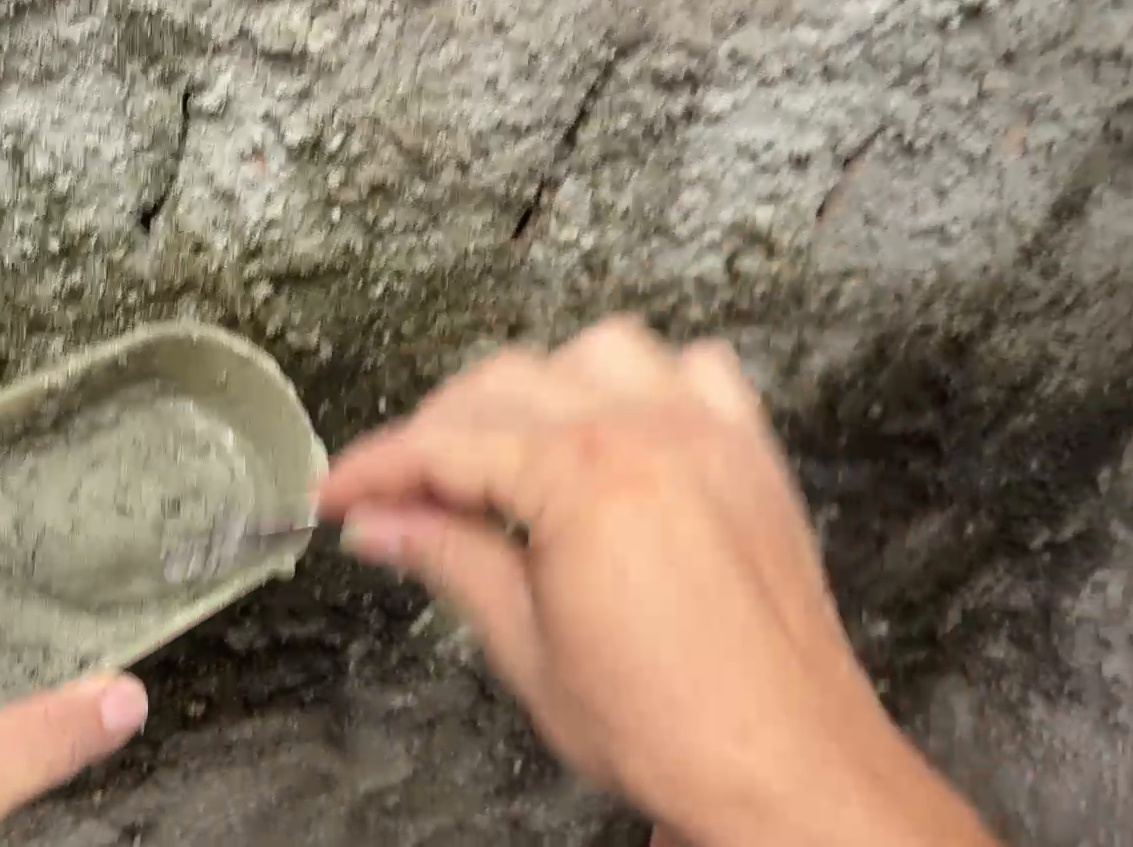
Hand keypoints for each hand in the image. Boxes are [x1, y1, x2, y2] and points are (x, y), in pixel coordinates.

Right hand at [317, 317, 997, 846]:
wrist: (797, 781)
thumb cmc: (668, 728)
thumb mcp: (522, 643)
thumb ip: (441, 556)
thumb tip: (374, 523)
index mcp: (583, 480)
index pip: (440, 448)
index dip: (371, 468)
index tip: (335, 491)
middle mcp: (645, 435)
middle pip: (494, 388)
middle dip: (429, 433)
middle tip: (397, 490)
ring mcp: (703, 435)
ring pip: (587, 351)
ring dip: (528, 388)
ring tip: (498, 445)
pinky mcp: (746, 453)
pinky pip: (690, 368)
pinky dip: (636, 380)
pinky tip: (607, 423)